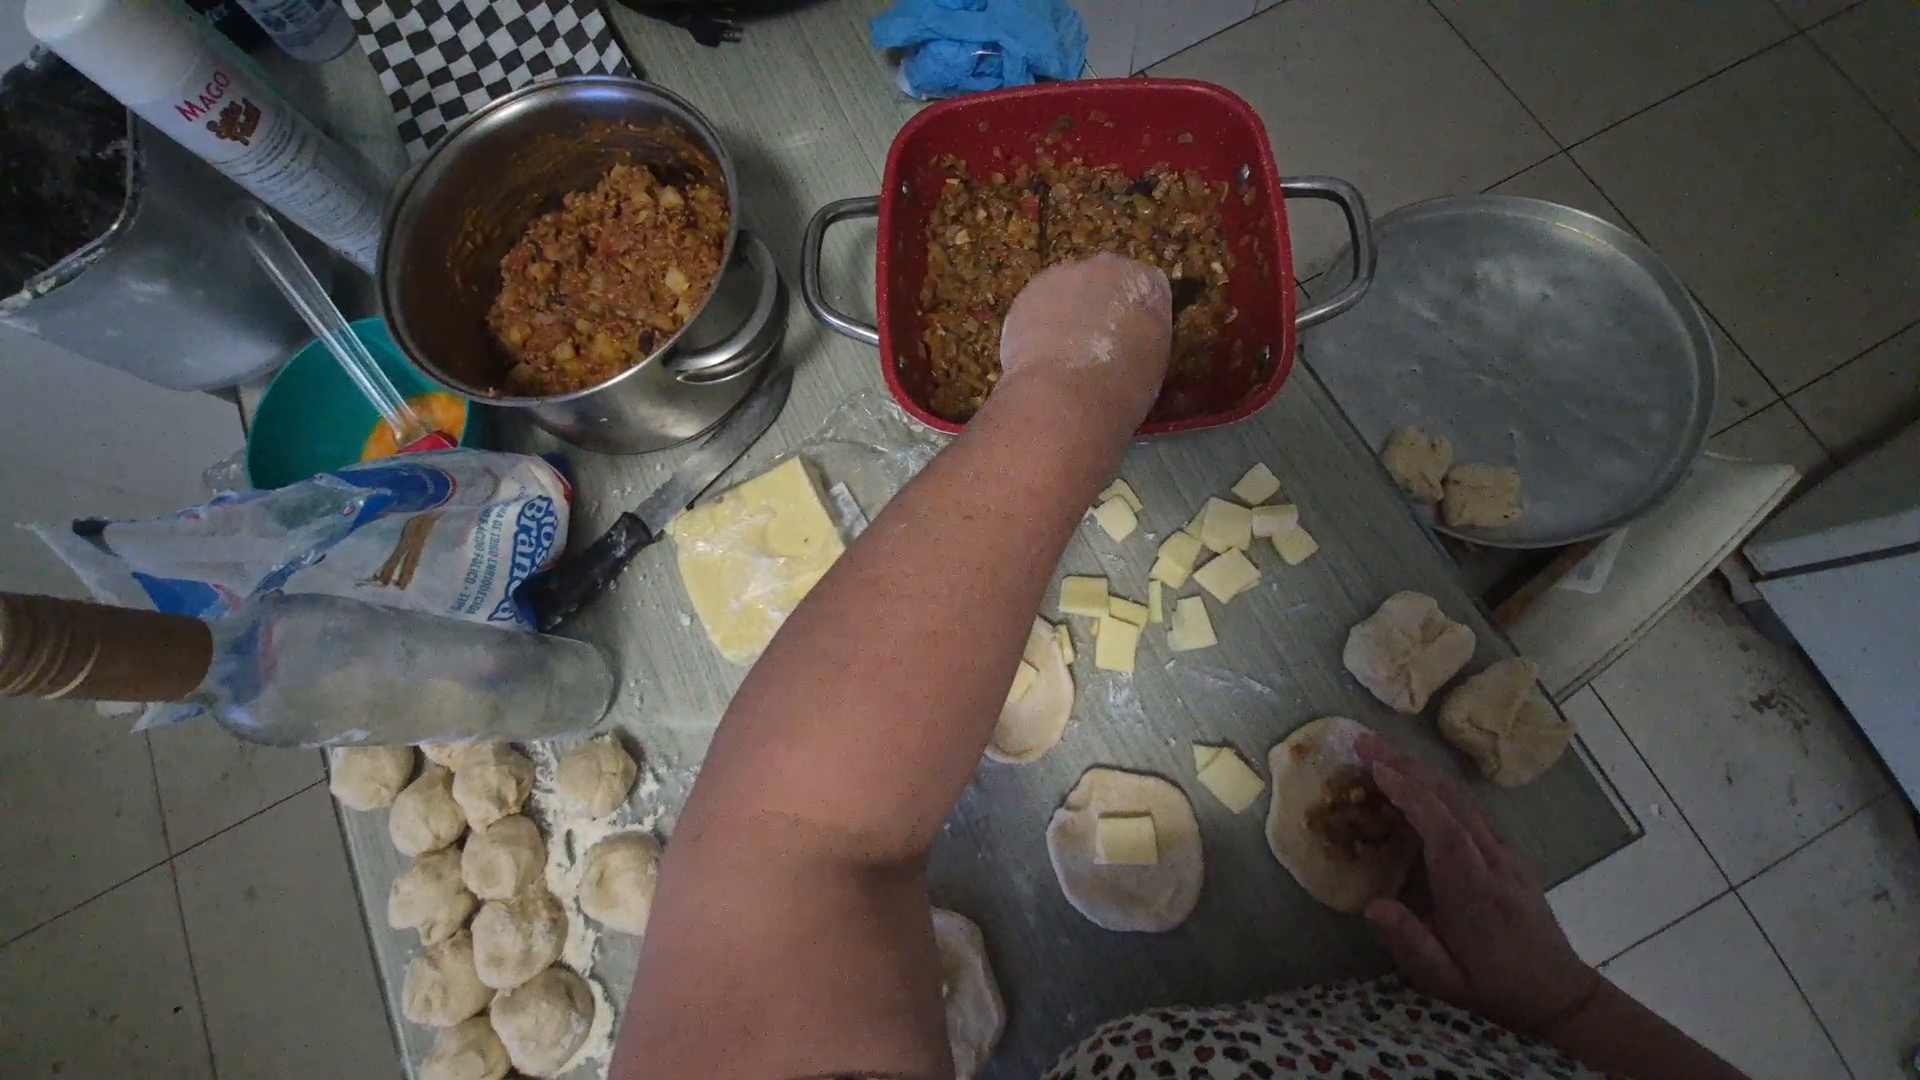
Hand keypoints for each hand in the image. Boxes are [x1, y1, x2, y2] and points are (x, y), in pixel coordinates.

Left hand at [997, 254, 1171, 423]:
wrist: (1066, 395)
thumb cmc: (1122, 390)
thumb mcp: (1152, 366)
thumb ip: (1143, 341)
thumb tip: (1128, 346)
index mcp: (1150, 283)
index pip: (1148, 290)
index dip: (1135, 317)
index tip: (1128, 340)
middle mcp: (1109, 267)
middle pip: (1104, 281)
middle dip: (1099, 307)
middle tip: (1092, 346)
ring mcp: (1065, 274)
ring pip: (1066, 290)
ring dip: (1065, 314)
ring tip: (1060, 355)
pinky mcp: (1029, 291)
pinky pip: (1037, 305)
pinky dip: (1037, 325)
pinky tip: (1037, 355)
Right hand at [1357, 734, 1599, 1034]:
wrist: (1560, 996)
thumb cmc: (1492, 985)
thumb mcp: (1444, 980)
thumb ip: (1409, 942)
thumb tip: (1372, 905)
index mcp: (1475, 890)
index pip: (1444, 829)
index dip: (1411, 794)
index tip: (1375, 768)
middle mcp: (1493, 861)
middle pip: (1451, 800)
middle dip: (1406, 765)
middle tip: (1363, 742)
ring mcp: (1505, 852)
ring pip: (1462, 796)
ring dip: (1419, 768)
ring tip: (1379, 749)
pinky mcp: (1506, 850)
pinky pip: (1468, 805)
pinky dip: (1434, 782)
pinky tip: (1413, 775)